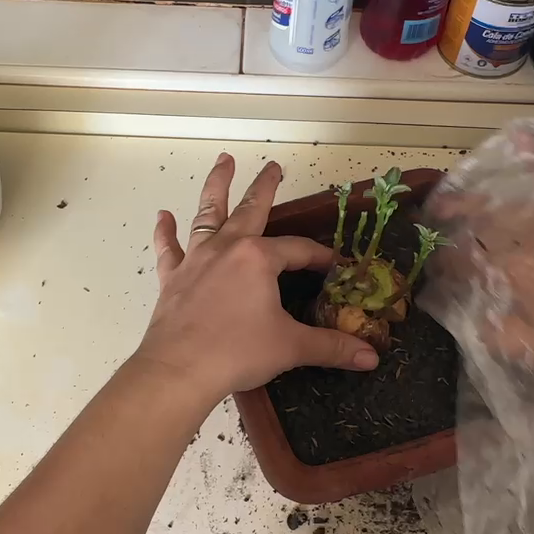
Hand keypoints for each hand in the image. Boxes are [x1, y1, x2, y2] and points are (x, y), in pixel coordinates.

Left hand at [132, 154, 377, 407]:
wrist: (179, 370)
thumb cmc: (237, 353)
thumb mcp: (290, 347)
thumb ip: (331, 347)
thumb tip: (370, 357)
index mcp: (258, 258)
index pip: (297, 250)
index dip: (318, 257)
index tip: (333, 265)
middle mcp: (226, 248)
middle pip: (251, 209)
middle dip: (266, 186)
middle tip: (274, 166)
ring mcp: (195, 260)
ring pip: (208, 214)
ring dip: (217, 186)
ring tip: (223, 162)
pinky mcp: (171, 278)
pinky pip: (168, 249)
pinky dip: (165, 232)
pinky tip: (163, 216)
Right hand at [428, 174, 533, 451]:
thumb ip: (499, 334)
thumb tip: (467, 317)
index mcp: (517, 273)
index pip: (468, 259)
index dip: (445, 257)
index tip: (431, 259)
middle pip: (486, 221)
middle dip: (456, 215)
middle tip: (435, 209)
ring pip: (517, 200)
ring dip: (487, 193)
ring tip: (468, 188)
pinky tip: (530, 154)